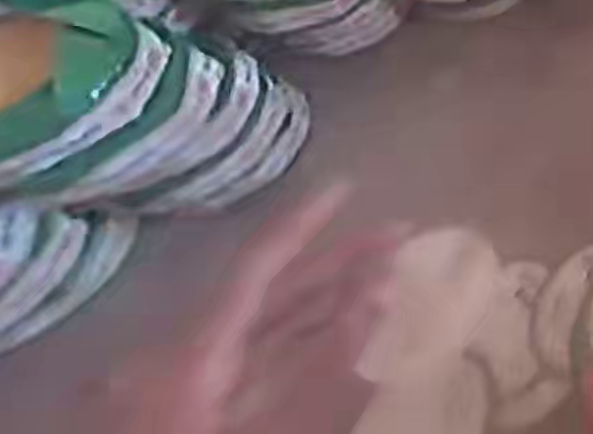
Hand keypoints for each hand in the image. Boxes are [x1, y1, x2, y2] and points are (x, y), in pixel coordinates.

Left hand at [100, 184, 401, 433]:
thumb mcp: (270, 430)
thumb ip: (329, 364)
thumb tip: (384, 290)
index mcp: (194, 355)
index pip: (257, 266)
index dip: (303, 220)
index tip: (348, 184)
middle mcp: (189, 359)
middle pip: (275, 290)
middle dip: (342, 259)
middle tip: (404, 235)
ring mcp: (192, 387)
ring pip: (274, 322)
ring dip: (335, 294)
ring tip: (391, 274)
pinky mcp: (201, 409)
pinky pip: (266, 357)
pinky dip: (314, 335)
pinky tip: (356, 327)